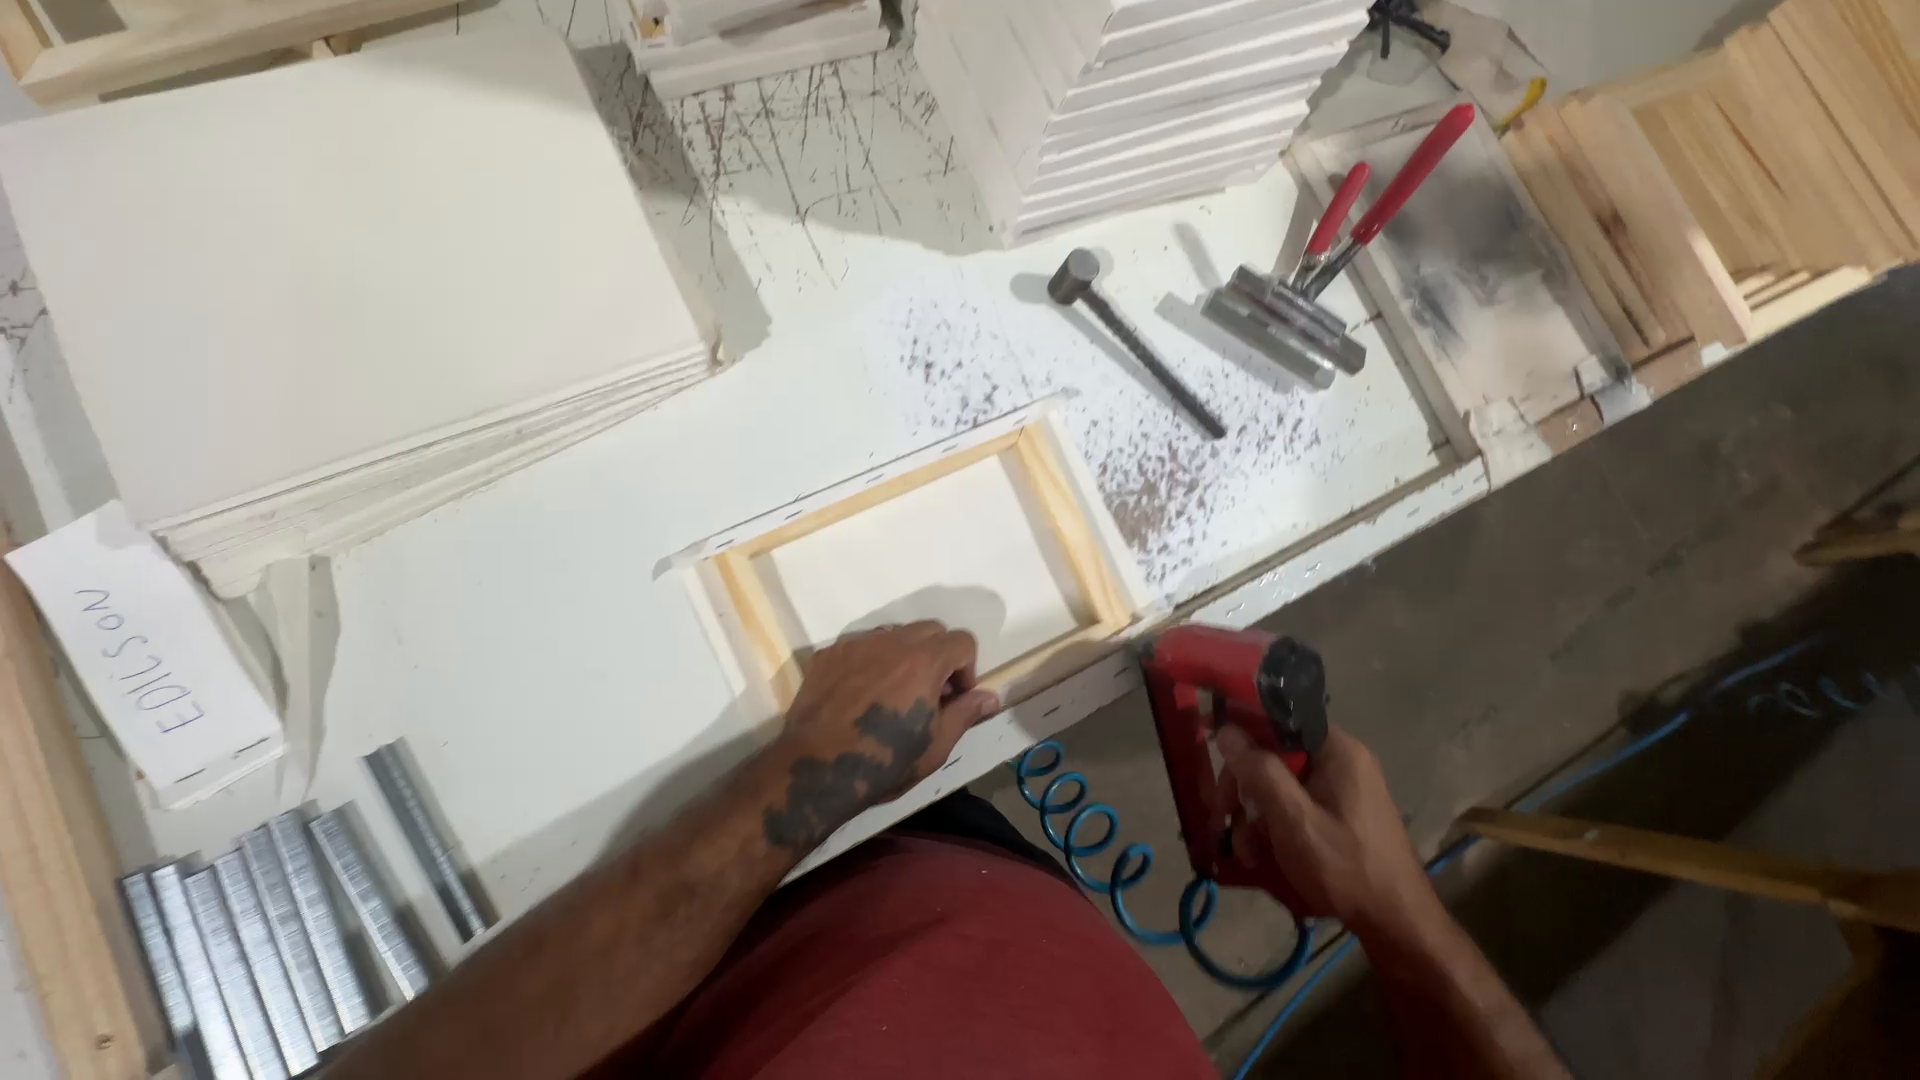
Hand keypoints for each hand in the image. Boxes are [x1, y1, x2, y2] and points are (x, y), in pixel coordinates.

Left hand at [761, 622, 1000, 853]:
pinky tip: (859, 696)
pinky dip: (870, 662)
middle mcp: (891, 641)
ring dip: (903, 655)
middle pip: (929, 630)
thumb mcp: (935, 745)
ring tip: (892, 693)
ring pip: (893, 634)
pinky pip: (860, 646)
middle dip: (938, 656)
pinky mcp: (828, 654)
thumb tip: (990, 696)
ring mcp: (855, 644)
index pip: (962, 641)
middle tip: (928, 694)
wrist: (816, 769)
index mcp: (924, 661)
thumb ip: (965, 713)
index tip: (954, 698)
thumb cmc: (884, 762)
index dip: (966, 669)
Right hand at [1215, 724, 1436, 940]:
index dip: (1241, 728)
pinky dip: (1271, 825)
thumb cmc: (1346, 867)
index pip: (1280, 718)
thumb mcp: (1294, 819)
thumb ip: (1259, 771)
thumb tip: (1226, 730)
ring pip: (1279, 783)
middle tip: (1219, 814)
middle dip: (1242, 786)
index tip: (1208, 742)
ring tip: (1242, 850)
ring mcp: (1340, 789)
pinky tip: (1258, 853)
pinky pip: (1293, 804)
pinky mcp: (1337, 814)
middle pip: (1274, 754)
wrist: (1397, 925)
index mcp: (1337, 751)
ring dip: (1252, 814)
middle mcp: (1340, 762)